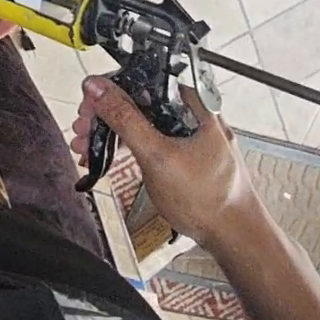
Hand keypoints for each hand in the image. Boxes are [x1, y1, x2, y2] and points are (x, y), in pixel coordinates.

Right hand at [72, 77, 268, 252]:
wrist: (235, 239)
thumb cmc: (209, 202)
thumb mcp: (157, 156)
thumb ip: (125, 119)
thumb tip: (99, 88)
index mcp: (197, 107)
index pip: (146, 80)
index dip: (113, 89)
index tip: (91, 104)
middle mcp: (196, 117)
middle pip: (141, 102)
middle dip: (106, 114)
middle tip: (84, 128)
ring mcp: (191, 137)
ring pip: (143, 122)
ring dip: (112, 131)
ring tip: (87, 146)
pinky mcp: (186, 155)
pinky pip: (151, 140)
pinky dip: (128, 146)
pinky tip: (108, 156)